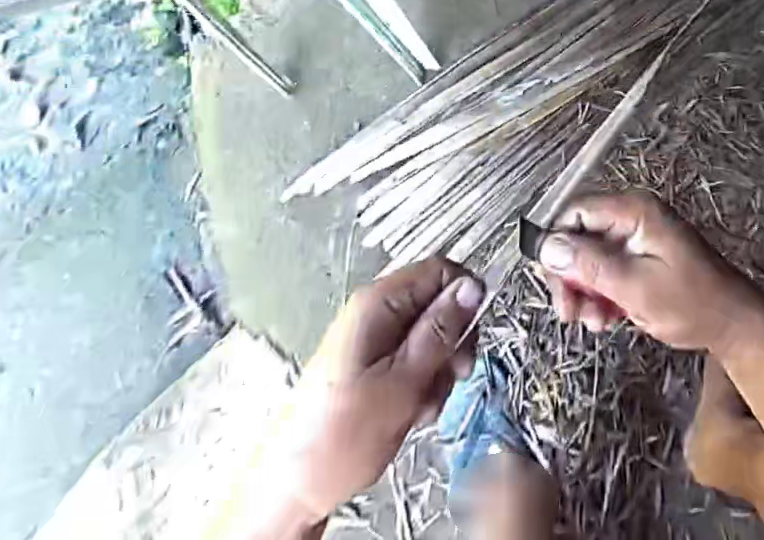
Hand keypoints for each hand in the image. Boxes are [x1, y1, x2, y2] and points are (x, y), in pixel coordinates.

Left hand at [280, 258, 483, 530]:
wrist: (291, 492)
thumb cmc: (339, 439)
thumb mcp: (401, 383)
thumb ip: (440, 332)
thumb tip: (472, 286)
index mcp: (377, 304)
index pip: (439, 270)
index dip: (464, 297)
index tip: (472, 334)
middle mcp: (375, 313)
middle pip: (438, 303)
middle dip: (454, 340)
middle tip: (454, 375)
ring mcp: (373, 340)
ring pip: (431, 336)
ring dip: (440, 370)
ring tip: (425, 404)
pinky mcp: (373, 366)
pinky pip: (414, 360)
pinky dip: (423, 384)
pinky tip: (413, 411)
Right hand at [536, 193, 763, 352]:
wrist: (733, 324)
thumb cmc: (690, 302)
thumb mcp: (635, 286)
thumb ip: (590, 265)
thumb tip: (546, 246)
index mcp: (634, 210)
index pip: (577, 210)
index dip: (556, 242)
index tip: (549, 280)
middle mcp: (632, 217)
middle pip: (580, 235)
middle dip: (569, 274)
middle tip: (566, 312)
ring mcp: (636, 239)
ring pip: (589, 257)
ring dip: (583, 291)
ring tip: (591, 322)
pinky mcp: (639, 260)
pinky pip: (606, 271)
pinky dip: (599, 295)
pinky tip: (604, 319)